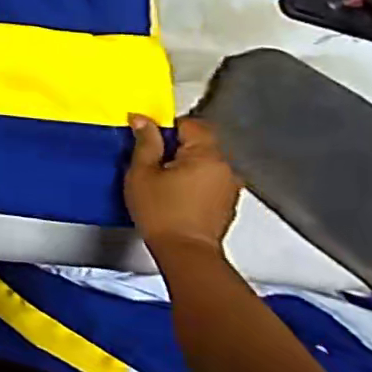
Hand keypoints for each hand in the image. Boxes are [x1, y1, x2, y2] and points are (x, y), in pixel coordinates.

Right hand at [125, 115, 241, 257]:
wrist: (184, 251)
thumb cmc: (160, 211)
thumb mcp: (142, 172)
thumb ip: (146, 142)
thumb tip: (143, 120)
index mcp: (207, 157)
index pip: (192, 125)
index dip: (167, 126)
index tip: (147, 135)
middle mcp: (225, 169)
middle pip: (200, 143)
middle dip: (174, 146)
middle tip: (148, 159)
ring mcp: (229, 187)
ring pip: (204, 162)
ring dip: (183, 163)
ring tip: (159, 178)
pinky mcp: (226, 202)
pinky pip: (208, 179)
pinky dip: (191, 179)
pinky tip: (172, 193)